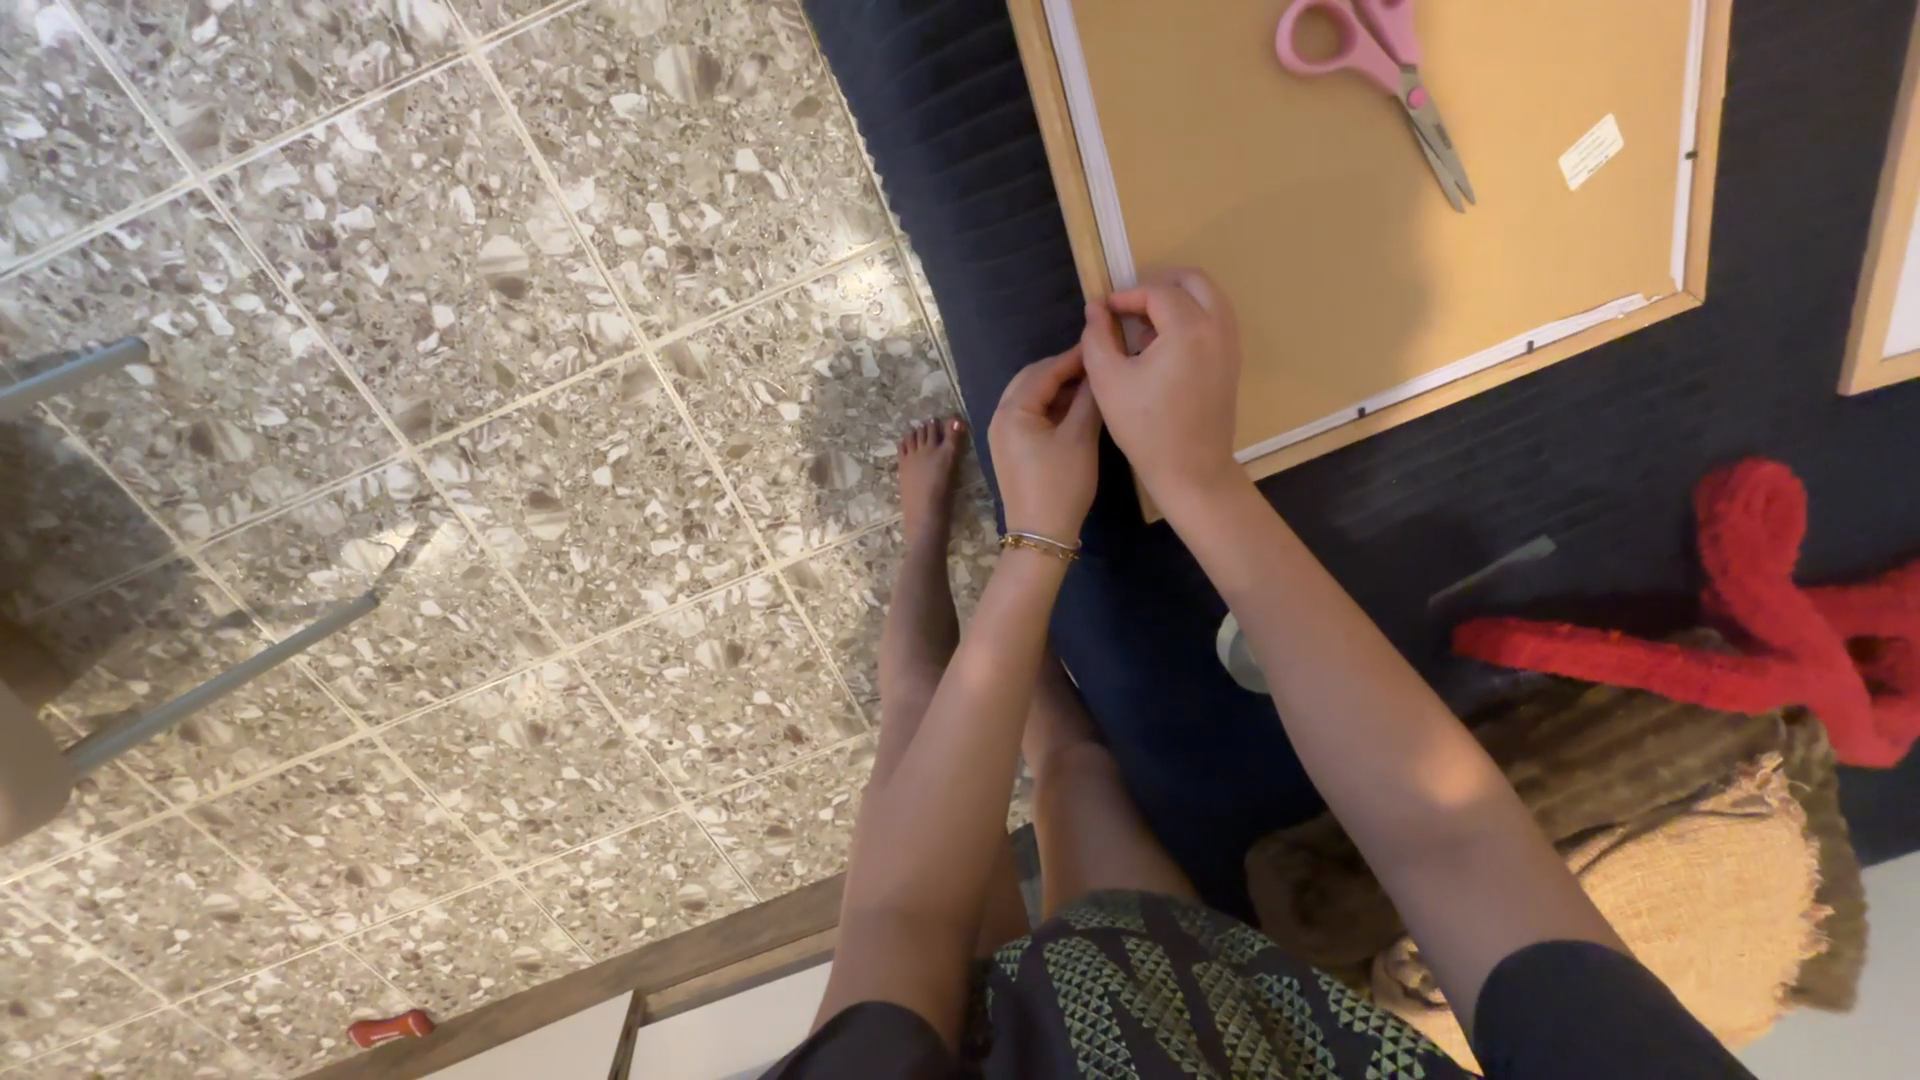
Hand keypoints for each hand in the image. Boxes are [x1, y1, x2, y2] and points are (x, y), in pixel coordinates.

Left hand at [987, 345, 1102, 543]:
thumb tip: (1097, 372)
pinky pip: (1030, 415)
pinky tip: (1075, 407)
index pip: (1045, 370)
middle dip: (1063, 369)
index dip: (1073, 357)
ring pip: (1030, 396)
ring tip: (1090, 384)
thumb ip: (1088, 399)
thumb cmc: (1061, 484)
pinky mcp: (1011, 448)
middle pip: (1031, 379)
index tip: (1100, 345)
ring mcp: (1002, 433)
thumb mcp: (1080, 438)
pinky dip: (1051, 406)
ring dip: (1058, 388)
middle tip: (1095, 364)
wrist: (1041, 534)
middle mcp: (1000, 416)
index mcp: (1012, 410)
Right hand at [1081, 268, 1245, 505]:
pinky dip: (1190, 317)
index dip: (1126, 296)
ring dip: (1175, 300)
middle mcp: (1218, 327)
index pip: (1157, 292)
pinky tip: (1162, 346)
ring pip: (1208, 297)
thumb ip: (1097, 338)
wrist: (1190, 469)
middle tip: (1128, 307)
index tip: (1103, 311)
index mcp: (1189, 329)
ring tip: (1143, 327)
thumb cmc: (1145, 428)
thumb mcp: (1108, 381)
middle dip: (1157, 286)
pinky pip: (1214, 319)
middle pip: (1193, 281)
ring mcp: (1231, 343)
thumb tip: (1095, 308)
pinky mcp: (1232, 360)